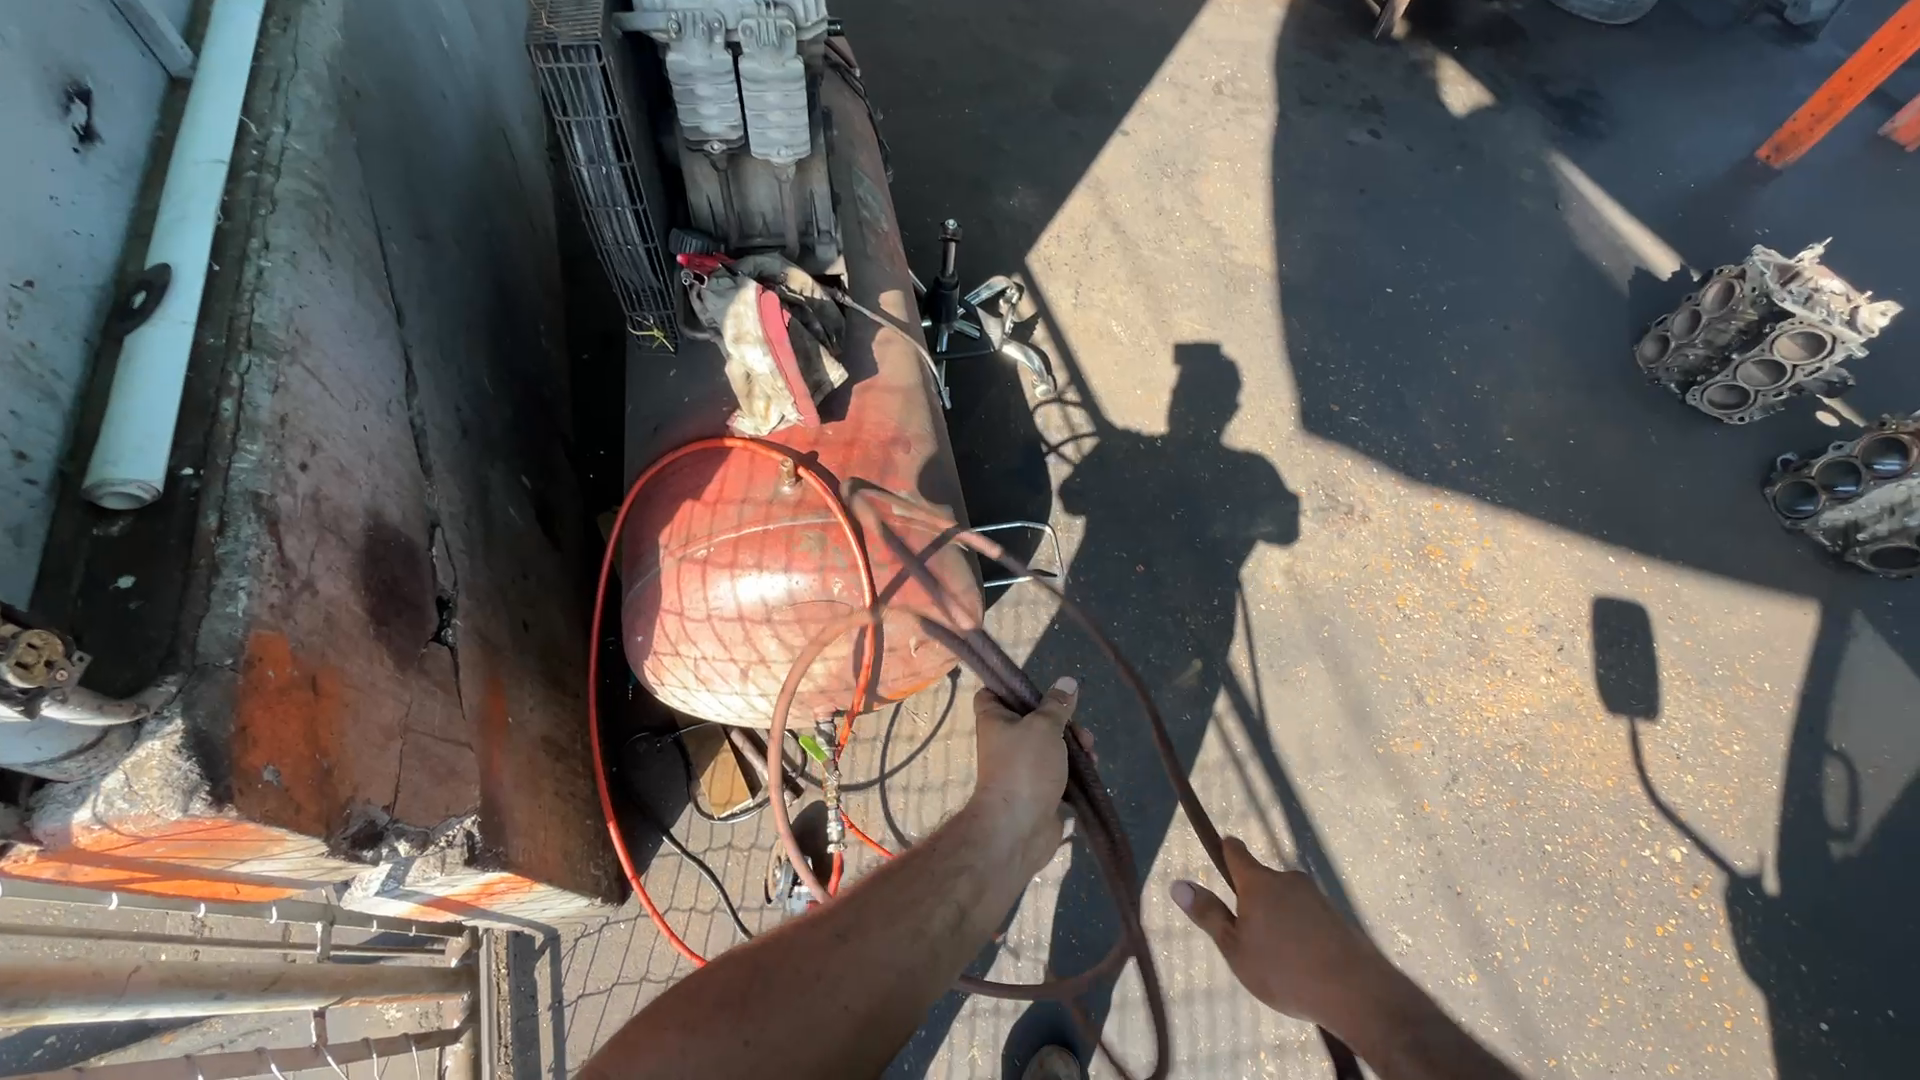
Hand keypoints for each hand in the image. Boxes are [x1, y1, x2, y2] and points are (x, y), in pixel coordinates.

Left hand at [968, 677, 1076, 876]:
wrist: (1019, 827)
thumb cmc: (1024, 767)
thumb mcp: (1044, 726)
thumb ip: (1057, 705)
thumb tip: (1067, 682)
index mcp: (994, 719)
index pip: (993, 693)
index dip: (1012, 687)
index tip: (1038, 688)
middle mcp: (1004, 741)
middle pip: (1034, 719)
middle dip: (1062, 722)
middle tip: (1080, 732)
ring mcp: (1021, 767)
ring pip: (1051, 746)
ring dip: (1074, 747)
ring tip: (1090, 754)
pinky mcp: (1039, 790)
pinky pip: (1059, 772)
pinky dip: (1075, 770)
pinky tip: (1091, 769)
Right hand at [1171, 837, 1409, 1032]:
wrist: (1359, 993)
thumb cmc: (1285, 970)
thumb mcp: (1236, 949)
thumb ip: (1209, 915)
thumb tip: (1177, 884)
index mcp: (1258, 883)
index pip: (1236, 852)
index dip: (1226, 849)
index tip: (1223, 847)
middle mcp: (1288, 880)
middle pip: (1264, 880)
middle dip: (1254, 899)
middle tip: (1248, 934)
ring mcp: (1317, 897)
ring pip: (1288, 901)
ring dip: (1280, 919)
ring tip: (1278, 957)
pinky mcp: (1339, 918)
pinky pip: (1310, 918)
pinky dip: (1303, 934)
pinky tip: (1304, 965)